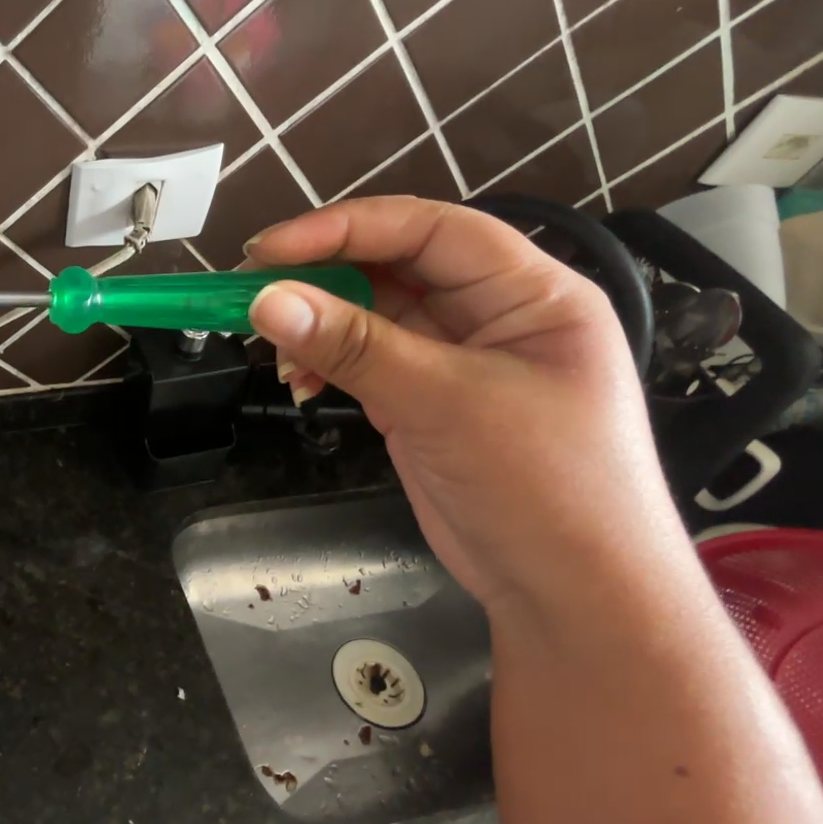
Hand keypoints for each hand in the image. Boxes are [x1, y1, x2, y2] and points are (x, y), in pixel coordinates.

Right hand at [245, 197, 687, 611]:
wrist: (571, 595)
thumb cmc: (542, 486)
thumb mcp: (445, 404)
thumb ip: (354, 347)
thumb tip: (265, 300)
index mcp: (529, 292)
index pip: (429, 230)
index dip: (346, 228)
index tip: (269, 250)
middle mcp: (493, 314)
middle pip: (395, 268)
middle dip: (322, 278)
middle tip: (251, 292)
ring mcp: (456, 360)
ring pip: (372, 316)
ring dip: (318, 327)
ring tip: (276, 354)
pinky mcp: (425, 402)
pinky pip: (364, 362)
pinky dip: (326, 366)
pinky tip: (300, 386)